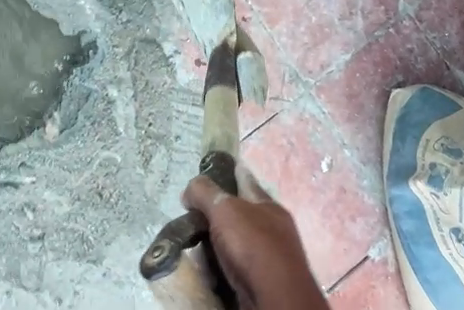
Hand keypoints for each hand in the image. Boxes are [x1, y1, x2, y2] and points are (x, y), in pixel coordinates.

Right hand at [182, 166, 329, 309]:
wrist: (275, 299)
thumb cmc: (253, 245)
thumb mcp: (224, 208)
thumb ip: (204, 192)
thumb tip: (189, 191)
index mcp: (268, 205)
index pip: (245, 179)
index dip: (229, 171)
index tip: (211, 168)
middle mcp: (272, 228)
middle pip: (237, 212)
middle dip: (214, 214)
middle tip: (192, 215)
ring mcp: (269, 256)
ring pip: (234, 241)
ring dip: (215, 242)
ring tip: (194, 243)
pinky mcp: (261, 280)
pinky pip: (234, 265)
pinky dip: (220, 264)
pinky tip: (208, 266)